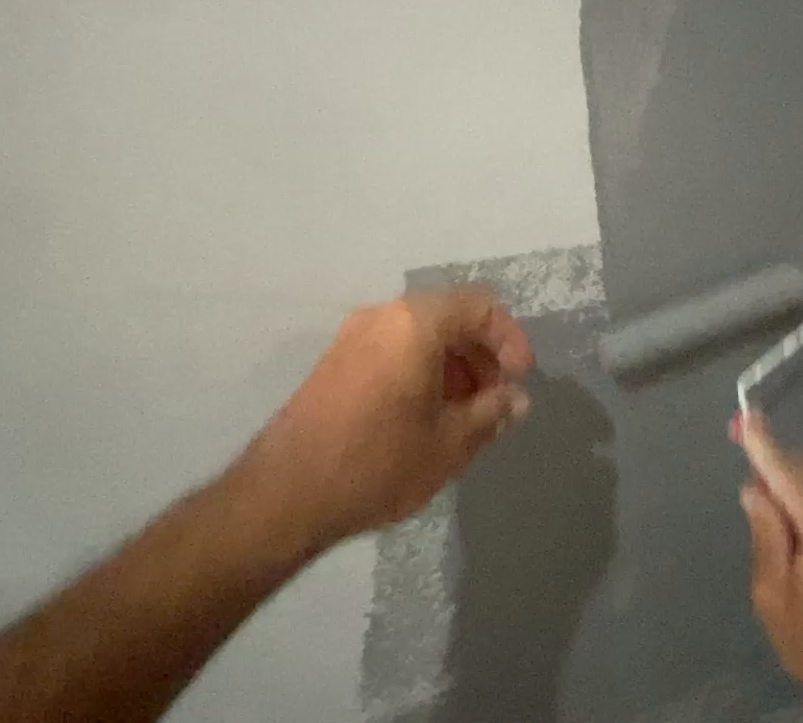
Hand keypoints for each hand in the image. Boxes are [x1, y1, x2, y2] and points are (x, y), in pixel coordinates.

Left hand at [244, 288, 534, 547]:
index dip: (510, 339)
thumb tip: (517, 399)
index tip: (519, 381)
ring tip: (467, 415)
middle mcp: (383, 316)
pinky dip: (423, 370)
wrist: (283, 496)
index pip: (480, 305)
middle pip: (451, 316)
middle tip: (497, 400)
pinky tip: (428, 416)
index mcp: (415, 322)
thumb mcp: (449, 443)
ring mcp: (354, 336)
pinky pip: (395, 349)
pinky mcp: (337, 361)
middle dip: (483, 354)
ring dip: (455, 365)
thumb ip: (491, 412)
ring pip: (422, 334)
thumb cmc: (376, 463)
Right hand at [736, 413, 802, 718]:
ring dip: (800, 483)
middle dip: (783, 466)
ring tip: (778, 521)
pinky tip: (802, 532)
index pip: (789, 474)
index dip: (764, 446)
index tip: (745, 417)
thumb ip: (766, 534)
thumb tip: (755, 489)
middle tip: (756, 495)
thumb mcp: (774, 596)